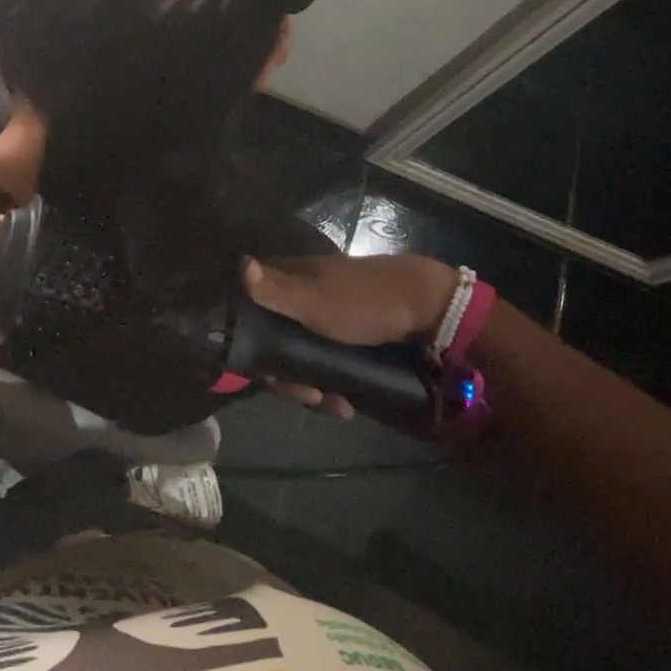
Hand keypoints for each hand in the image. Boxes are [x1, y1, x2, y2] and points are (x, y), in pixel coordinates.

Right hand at [242, 253, 457, 417]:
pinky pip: (321, 362)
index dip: (248, 348)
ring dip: (310, 386)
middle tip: (311, 398)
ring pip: (297, 357)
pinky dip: (329, 383)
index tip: (268, 374)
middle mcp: (295, 296)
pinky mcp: (341, 334)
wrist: (430, 307)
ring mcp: (318, 316)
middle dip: (287, 377)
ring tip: (335, 406)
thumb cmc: (366, 301)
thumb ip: (276, 289)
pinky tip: (344, 401)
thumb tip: (239, 264)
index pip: (246, 315)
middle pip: (270, 343)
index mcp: (285, 281)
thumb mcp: (316, 300)